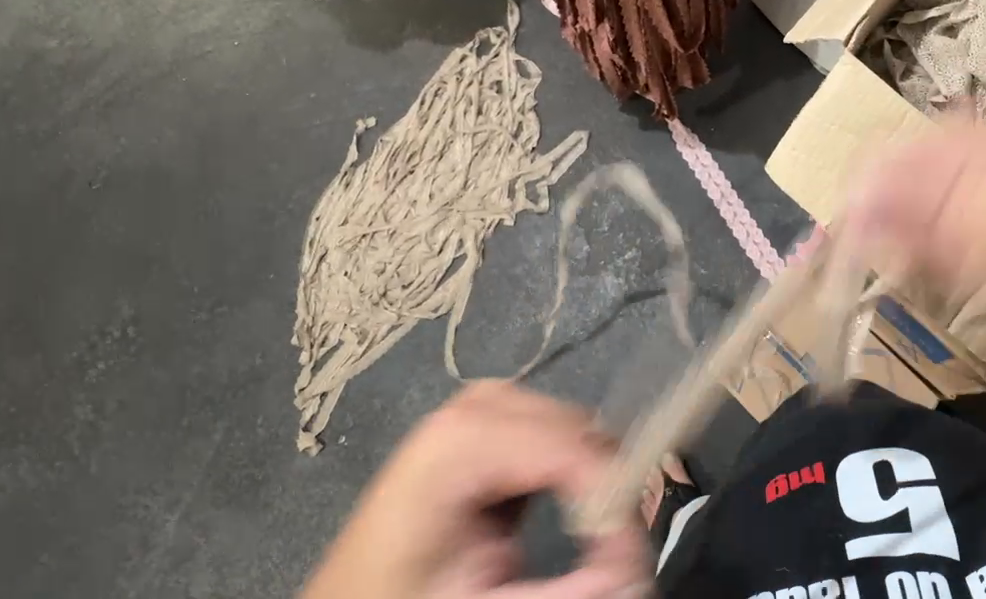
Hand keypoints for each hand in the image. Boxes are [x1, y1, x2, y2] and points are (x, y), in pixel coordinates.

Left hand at [302, 381, 647, 598]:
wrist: (347, 598)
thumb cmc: (401, 598)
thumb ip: (561, 593)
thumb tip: (638, 578)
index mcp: (458, 444)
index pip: (566, 447)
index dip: (611, 497)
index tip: (631, 560)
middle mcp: (473, 407)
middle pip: (574, 428)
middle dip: (608, 487)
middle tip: (622, 553)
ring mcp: (479, 406)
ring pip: (572, 425)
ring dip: (594, 477)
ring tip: (600, 534)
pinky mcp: (488, 420)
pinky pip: (554, 430)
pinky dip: (572, 468)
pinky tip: (569, 506)